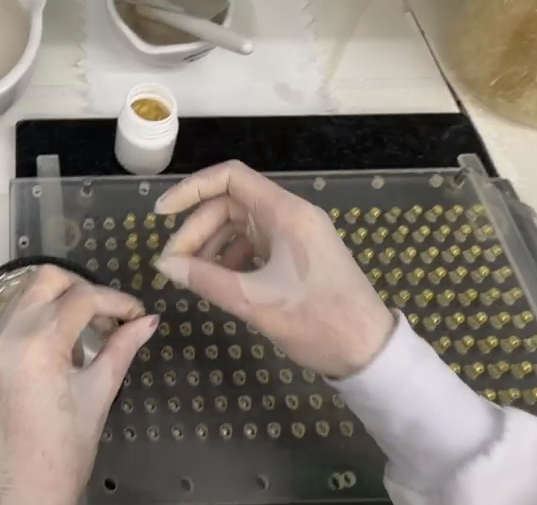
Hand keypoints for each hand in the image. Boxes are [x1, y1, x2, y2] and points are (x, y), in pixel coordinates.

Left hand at [0, 265, 159, 504]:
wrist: (17, 496)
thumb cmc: (62, 453)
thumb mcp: (98, 396)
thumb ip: (121, 350)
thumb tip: (148, 321)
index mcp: (40, 341)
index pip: (83, 298)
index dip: (116, 301)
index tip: (136, 314)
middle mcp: (9, 331)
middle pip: (48, 278)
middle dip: (82, 289)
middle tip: (106, 316)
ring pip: (25, 291)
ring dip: (57, 299)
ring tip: (82, 334)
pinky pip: (9, 314)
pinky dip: (34, 314)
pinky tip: (54, 344)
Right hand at [153, 161, 394, 379]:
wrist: (373, 357)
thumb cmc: (319, 322)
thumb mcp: (256, 303)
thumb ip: (206, 280)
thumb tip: (166, 265)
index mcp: (285, 213)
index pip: (230, 178)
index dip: (192, 189)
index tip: (163, 213)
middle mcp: (290, 215)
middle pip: (230, 204)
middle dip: (197, 229)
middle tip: (173, 262)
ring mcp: (295, 235)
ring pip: (240, 225)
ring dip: (212, 245)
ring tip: (193, 275)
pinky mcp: (298, 255)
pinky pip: (254, 244)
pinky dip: (231, 257)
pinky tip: (219, 282)